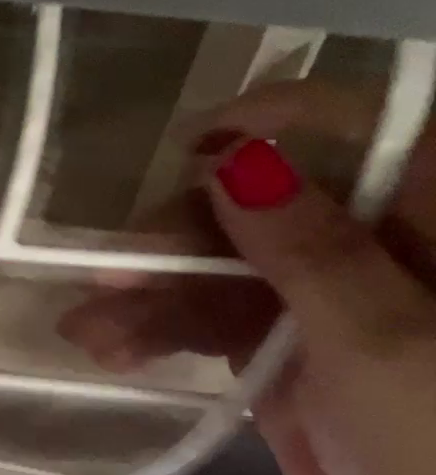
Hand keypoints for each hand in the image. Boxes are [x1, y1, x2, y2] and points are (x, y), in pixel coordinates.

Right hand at [60, 77, 435, 474]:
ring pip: (218, 264)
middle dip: (178, 238)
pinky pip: (204, 316)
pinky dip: (154, 331)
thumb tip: (239, 160)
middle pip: (264, 202)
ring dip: (147, 296)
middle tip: (115, 273)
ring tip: (90, 334)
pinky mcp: (283, 345)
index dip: (288, 124)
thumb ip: (309, 248)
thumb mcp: (383, 340)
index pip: (377, 133)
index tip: (197, 148)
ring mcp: (327, 298)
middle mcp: (383, 245)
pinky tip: (109, 351)